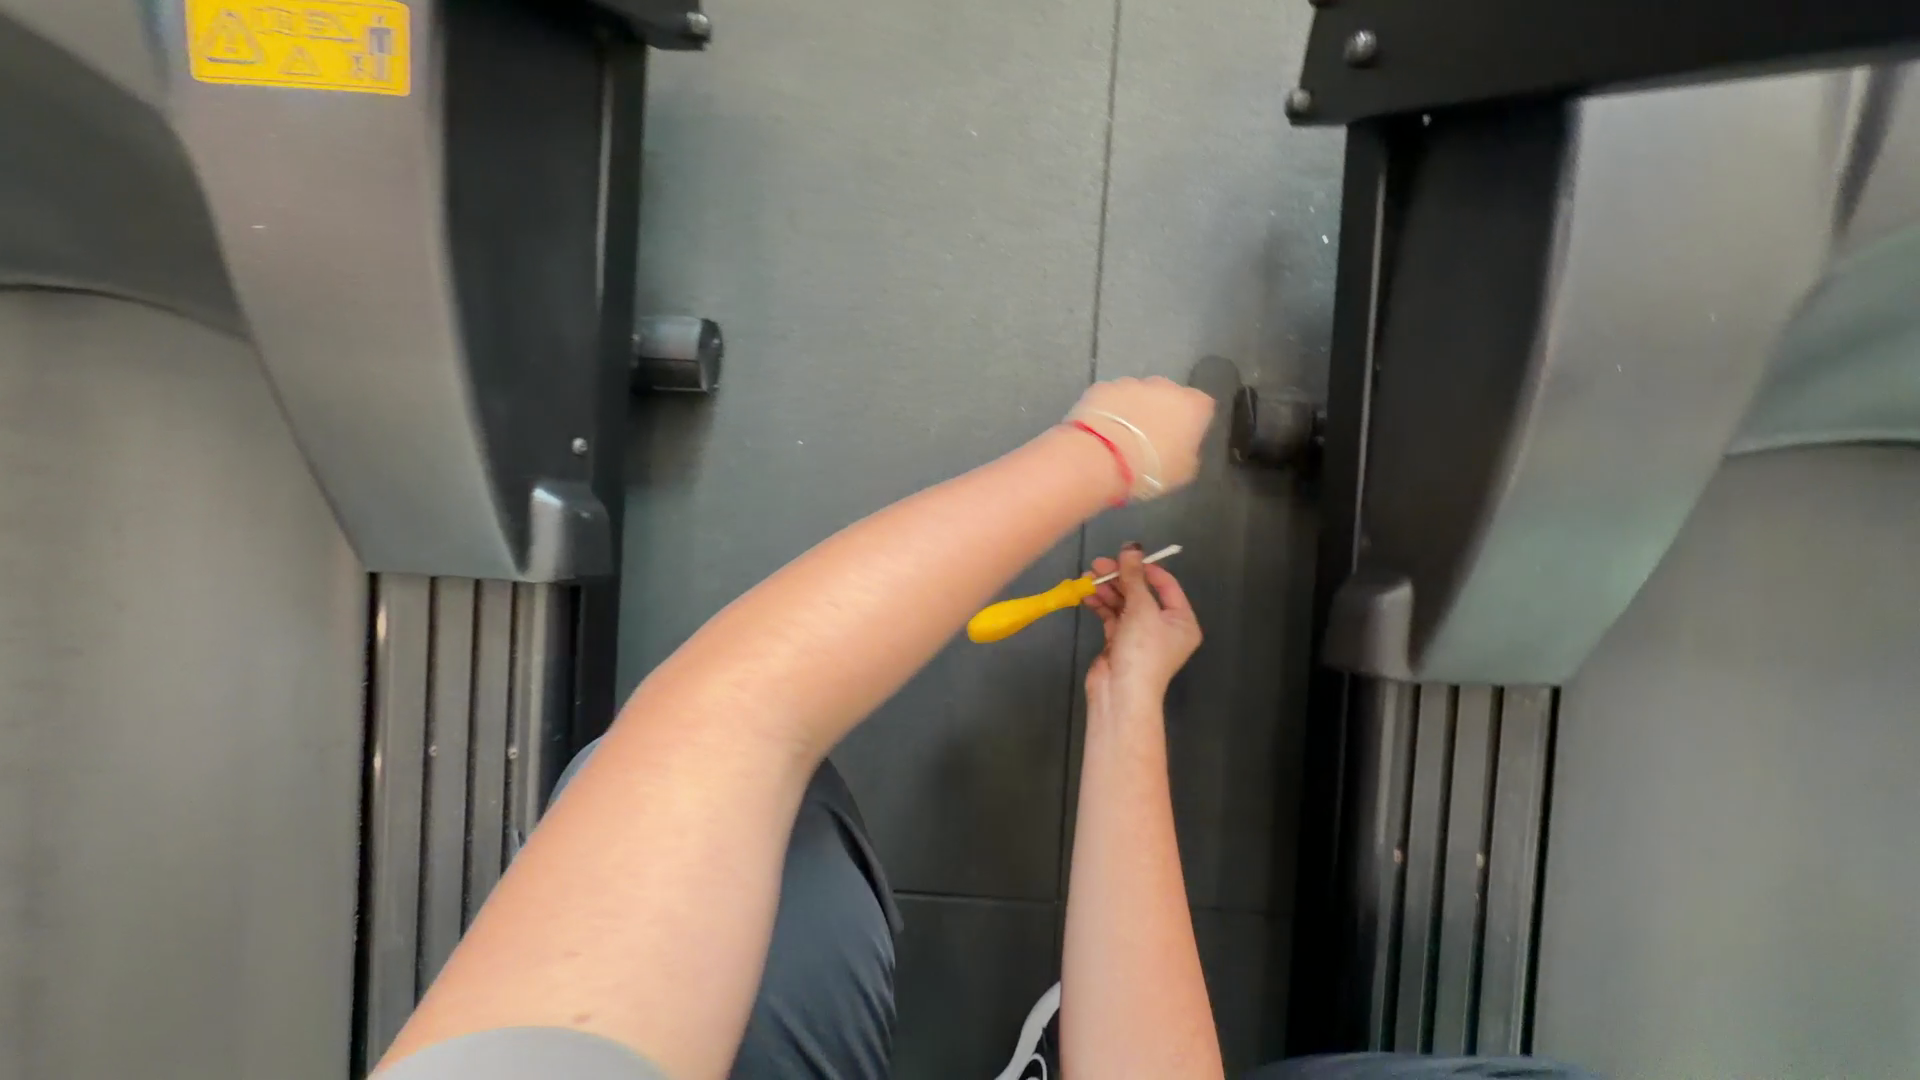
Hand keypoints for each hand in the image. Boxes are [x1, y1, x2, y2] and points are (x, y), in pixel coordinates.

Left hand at [1069, 377, 1215, 497]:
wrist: (1101, 459)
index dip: (1192, 422)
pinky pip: (1111, 397)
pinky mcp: (1102, 386)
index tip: (1181, 439)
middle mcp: (1166, 386)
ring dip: (1133, 409)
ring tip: (1121, 435)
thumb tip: (1182, 445)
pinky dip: (1108, 409)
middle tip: (1149, 438)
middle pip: (1168, 395)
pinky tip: (1101, 429)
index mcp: (1193, 405)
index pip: (1202, 407)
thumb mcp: (1184, 470)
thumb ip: (1189, 450)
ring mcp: (1132, 383)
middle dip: (1161, 411)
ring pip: (1138, 394)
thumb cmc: (1150, 469)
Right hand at [1083, 544, 1202, 706]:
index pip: (1166, 585)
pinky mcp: (1120, 642)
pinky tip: (1087, 595)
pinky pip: (1112, 616)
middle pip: (1142, 592)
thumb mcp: (1141, 609)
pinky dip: (1101, 605)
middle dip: (1120, 578)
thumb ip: (1135, 576)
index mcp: (1182, 621)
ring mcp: (1141, 635)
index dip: (1145, 568)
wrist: (1121, 694)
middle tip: (1098, 565)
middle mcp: (1164, 627)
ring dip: (1107, 590)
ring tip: (1088, 579)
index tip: (1124, 556)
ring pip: (1124, 603)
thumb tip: (1132, 546)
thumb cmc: (1142, 651)